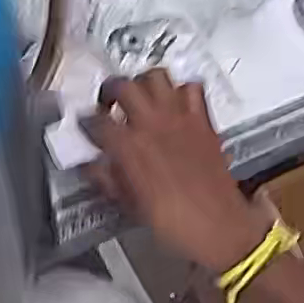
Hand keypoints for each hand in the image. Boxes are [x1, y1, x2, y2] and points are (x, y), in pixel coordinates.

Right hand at [83, 70, 273, 270]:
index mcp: (129, 148)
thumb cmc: (174, 222)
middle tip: (108, 105)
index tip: (85, 128)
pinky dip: (179, 91)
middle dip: (109, 92)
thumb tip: (93, 167)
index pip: (97, 122)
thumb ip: (108, 181)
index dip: (86, 124)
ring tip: (139, 97)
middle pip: (123, 86)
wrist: (218, 225)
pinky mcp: (202, 120)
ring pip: (155, 77)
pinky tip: (173, 105)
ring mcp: (180, 117)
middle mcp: (152, 124)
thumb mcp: (130, 206)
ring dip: (142, 83)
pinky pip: (191, 88)